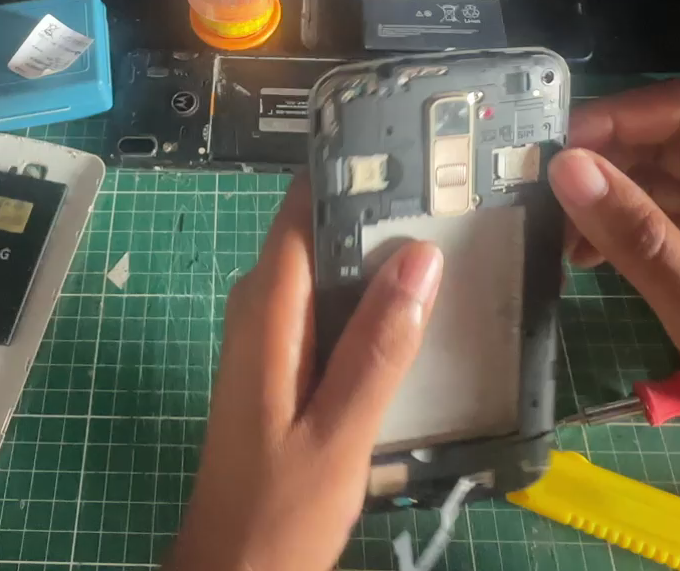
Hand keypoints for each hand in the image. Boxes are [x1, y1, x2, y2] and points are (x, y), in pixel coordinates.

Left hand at [165, 177, 442, 570]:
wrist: (233, 569)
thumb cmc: (279, 508)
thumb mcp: (339, 431)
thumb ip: (379, 345)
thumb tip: (420, 255)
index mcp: (266, 306)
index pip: (301, 210)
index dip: (347, 173)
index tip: (407, 150)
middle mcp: (259, 303)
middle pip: (316, 232)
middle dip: (373, 210)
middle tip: (446, 194)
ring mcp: (267, 328)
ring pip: (323, 267)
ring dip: (373, 253)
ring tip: (444, 233)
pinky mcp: (280, 355)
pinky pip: (323, 302)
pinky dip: (363, 294)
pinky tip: (410, 302)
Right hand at [548, 80, 679, 570]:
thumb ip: (638, 237)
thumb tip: (565, 166)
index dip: (619, 118)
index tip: (557, 150)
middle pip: (675, 145)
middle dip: (607, 162)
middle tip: (545, 198)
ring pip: (667, 184)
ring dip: (611, 200)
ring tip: (562, 238)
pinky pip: (673, 225)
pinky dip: (628, 233)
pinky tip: (592, 259)